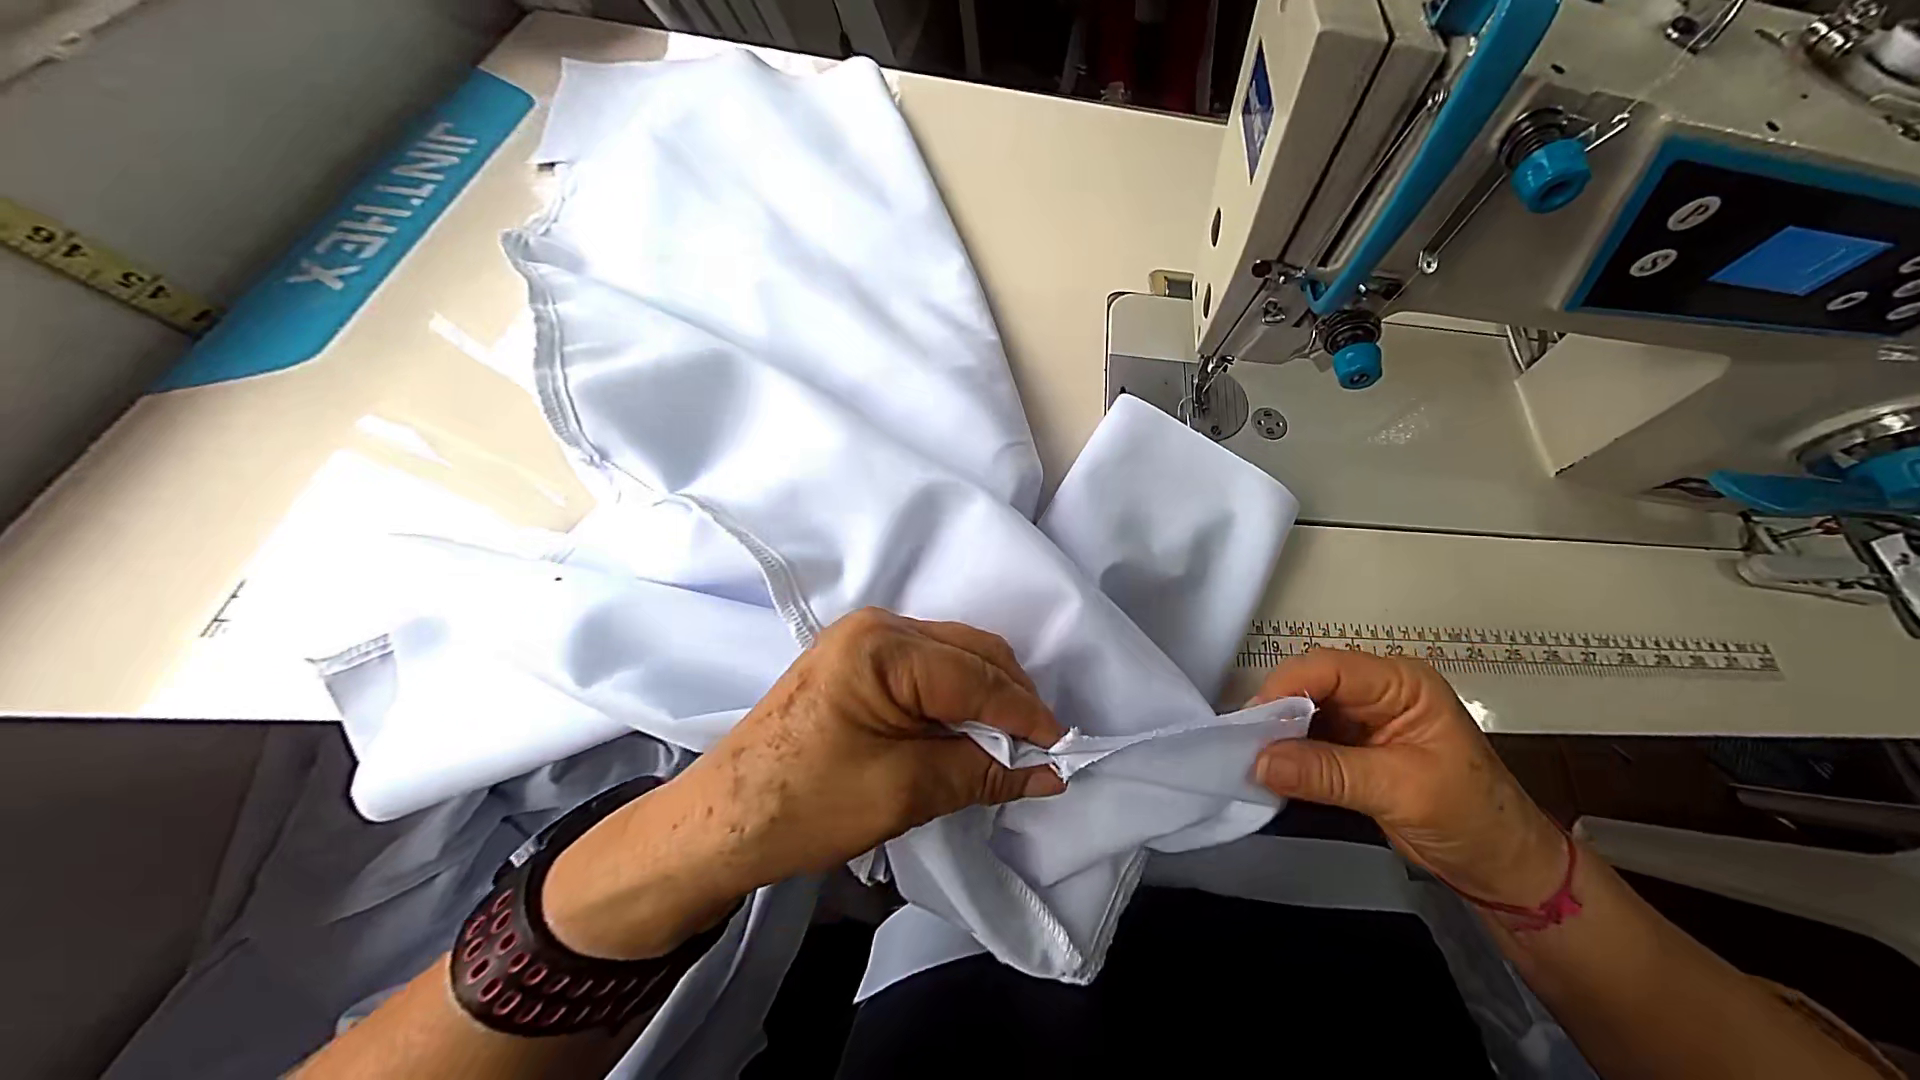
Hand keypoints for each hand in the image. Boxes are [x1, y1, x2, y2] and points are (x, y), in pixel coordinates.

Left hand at [543, 608, 1066, 957]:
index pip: (976, 675)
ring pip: (953, 660)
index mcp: (884, 646)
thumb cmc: (805, 804)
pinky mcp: (857, 663)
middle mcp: (876, 626)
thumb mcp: (905, 791)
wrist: (720, 822)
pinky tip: (968, 733)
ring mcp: (863, 641)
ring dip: (986, 700)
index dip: (1026, 714)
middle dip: (1010, 701)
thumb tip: (1048, 771)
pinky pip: (927, 671)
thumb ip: (982, 771)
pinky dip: (956, 701)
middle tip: (1039, 753)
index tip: (1065, 751)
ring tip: (1009, 748)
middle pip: (970, 654)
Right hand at [1251, 649, 1565, 907]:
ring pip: (1301, 710)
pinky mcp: (1349, 745)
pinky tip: (1269, 768)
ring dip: (1276, 734)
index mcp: (1402, 683)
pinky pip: (1305, 737)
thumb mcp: (1400, 792)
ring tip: (1250, 758)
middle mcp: (1377, 691)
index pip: (1327, 668)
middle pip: (1308, 685)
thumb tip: (1261, 761)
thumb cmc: (1476, 820)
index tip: (1252, 723)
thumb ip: (1327, 772)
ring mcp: (1362, 717)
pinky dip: (1285, 752)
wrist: (1505, 869)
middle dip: (1275, 712)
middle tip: (1244, 744)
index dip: (1285, 689)